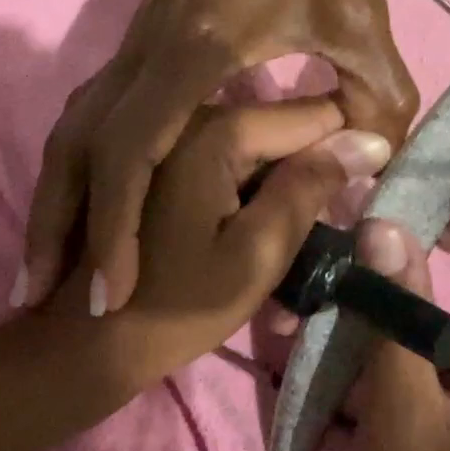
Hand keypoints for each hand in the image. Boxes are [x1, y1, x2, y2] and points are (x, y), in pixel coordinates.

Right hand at [17, 0, 419, 315]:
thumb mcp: (353, 14)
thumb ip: (374, 94)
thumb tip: (371, 168)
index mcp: (191, 57)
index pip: (137, 151)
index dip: (119, 227)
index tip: (113, 294)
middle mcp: (137, 65)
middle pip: (77, 154)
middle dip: (57, 231)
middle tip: (38, 301)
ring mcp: (121, 58)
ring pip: (66, 138)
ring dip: (50, 204)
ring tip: (38, 269)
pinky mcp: (123, 56)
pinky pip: (80, 124)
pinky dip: (68, 174)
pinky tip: (71, 209)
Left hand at [67, 98, 392, 382]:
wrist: (81, 337)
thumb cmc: (173, 306)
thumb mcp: (257, 255)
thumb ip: (309, 189)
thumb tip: (368, 138)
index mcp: (214, 128)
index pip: (313, 116)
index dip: (348, 153)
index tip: (363, 196)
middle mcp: (184, 113)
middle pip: (277, 131)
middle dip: (305, 176)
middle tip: (319, 239)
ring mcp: (162, 133)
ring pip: (247, 148)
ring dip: (270, 191)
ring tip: (280, 250)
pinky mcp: (149, 158)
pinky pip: (214, 160)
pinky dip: (235, 193)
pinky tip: (238, 239)